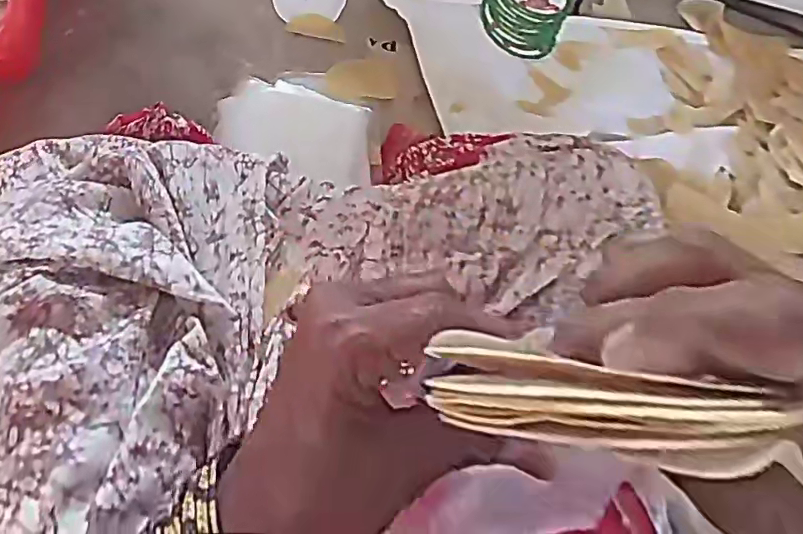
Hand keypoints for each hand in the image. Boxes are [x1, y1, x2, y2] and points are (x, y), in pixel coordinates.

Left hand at [219, 274, 518, 533]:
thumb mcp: (403, 463)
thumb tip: (542, 446)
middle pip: (428, 294)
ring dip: (449, 327)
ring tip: (482, 370)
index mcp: (349, 334)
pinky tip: (441, 366)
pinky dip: (421, 328)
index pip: (440, 314)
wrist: (261, 509)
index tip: (534, 362)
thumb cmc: (323, 493)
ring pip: (411, 293)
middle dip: (473, 330)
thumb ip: (473, 435)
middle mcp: (337, 300)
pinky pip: (390, 305)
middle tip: (511, 371)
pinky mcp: (328, 313)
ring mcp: (329, 301)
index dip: (493, 336)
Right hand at [554, 230, 802, 533]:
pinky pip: (731, 293)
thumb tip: (629, 422)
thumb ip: (740, 494)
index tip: (611, 358)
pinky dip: (666, 299)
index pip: (792, 325)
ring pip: (729, 264)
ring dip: (643, 284)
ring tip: (588, 326)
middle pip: (745, 276)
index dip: (689, 327)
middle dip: (643, 298)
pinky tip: (629, 328)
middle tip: (571, 345)